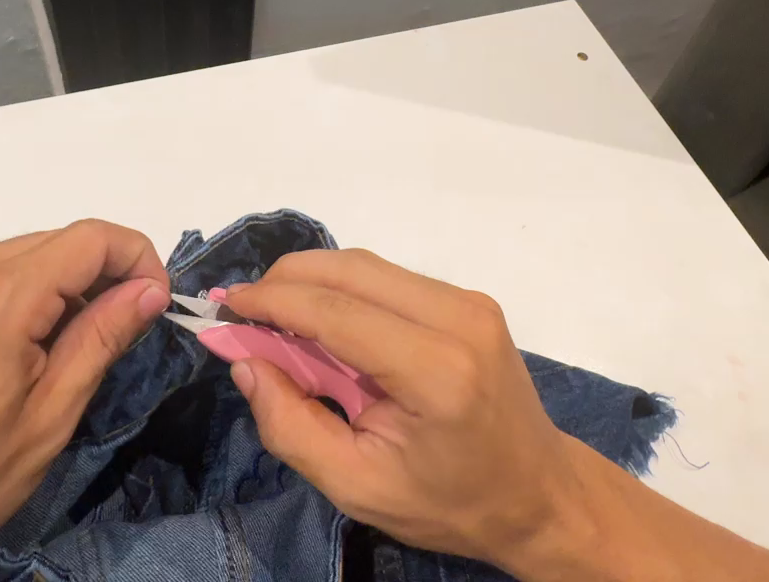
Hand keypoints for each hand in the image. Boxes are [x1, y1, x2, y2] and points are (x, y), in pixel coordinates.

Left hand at [0, 219, 170, 581]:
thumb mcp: (45, 419)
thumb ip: (101, 339)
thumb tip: (149, 289)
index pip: (92, 238)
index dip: (137, 257)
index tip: (154, 303)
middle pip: (58, 241)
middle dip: (104, 273)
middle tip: (119, 330)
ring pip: (24, 254)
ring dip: (63, 284)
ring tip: (68, 347)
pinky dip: (22, 292)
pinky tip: (20, 345)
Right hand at [221, 249, 590, 574]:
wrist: (541, 494)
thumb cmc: (450, 502)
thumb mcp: (359, 487)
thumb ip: (292, 426)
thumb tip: (245, 361)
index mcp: (436, 372)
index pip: (336, 312)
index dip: (273, 300)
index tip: (226, 304)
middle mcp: (457, 318)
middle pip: (350, 269)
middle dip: (286, 277)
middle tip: (244, 305)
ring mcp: (468, 301)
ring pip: (367, 264)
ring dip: (312, 278)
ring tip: (274, 311)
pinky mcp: (468, 298)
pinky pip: (388, 276)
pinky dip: (343, 286)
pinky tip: (321, 314)